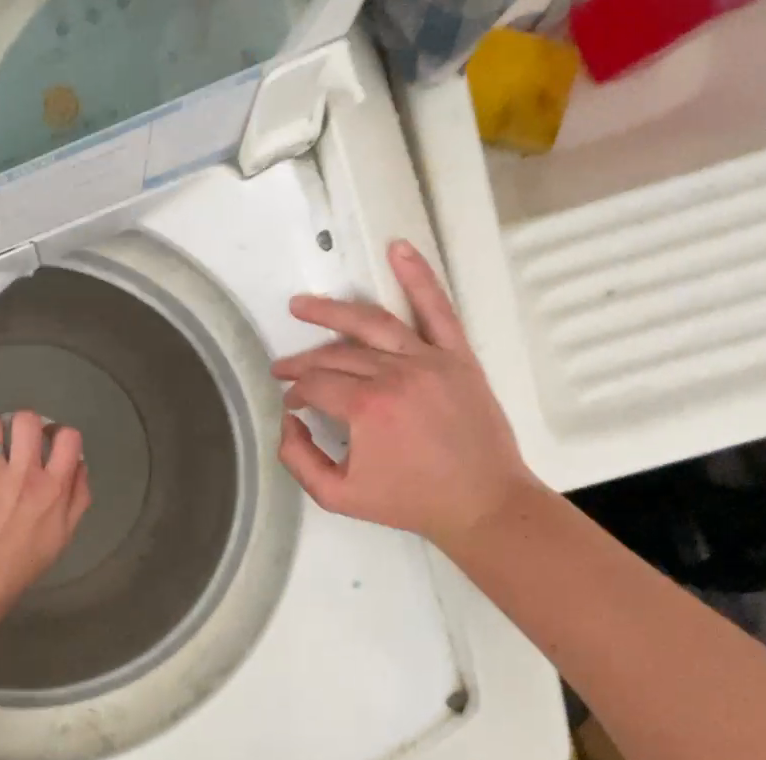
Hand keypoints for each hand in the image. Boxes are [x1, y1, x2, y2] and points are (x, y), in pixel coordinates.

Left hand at [0, 411, 90, 610]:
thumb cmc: (27, 560)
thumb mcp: (65, 534)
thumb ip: (78, 497)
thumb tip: (80, 464)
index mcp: (53, 487)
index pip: (68, 437)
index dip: (60, 434)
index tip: (51, 443)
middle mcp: (23, 474)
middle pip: (27, 420)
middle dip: (24, 423)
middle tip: (18, 439)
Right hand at [273, 239, 543, 547]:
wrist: (481, 501)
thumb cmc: (409, 501)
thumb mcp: (337, 495)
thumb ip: (298, 459)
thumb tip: (286, 421)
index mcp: (367, 409)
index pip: (315, 384)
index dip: (294, 391)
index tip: (289, 403)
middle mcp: (396, 375)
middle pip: (336, 355)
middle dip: (304, 361)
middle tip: (284, 367)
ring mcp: (431, 361)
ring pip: (373, 324)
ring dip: (333, 311)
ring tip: (303, 305)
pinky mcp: (457, 357)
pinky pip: (437, 309)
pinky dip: (418, 277)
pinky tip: (398, 251)